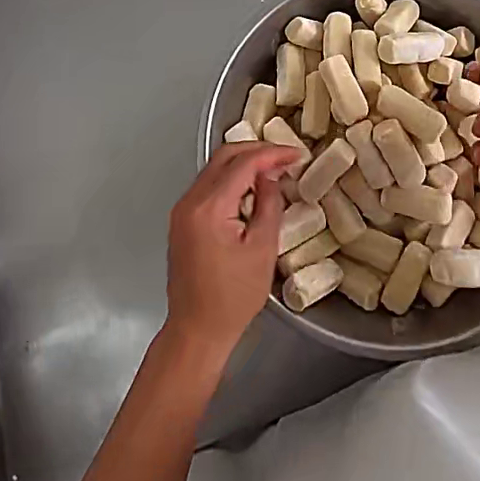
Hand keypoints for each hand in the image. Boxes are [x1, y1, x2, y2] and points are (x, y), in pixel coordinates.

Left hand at [164, 142, 300, 352]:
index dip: (273, 154)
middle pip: (225, 157)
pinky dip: (232, 179)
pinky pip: (209, 186)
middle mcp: (189, 202)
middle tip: (286, 157)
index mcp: (209, 208)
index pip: (243, 164)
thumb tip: (271, 176)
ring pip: (215, 168)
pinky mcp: (182, 220)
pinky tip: (252, 189)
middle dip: (258, 151)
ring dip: (244, 164)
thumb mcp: (263, 248)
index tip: (297, 155)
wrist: (197, 329)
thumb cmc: (233, 297)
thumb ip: (269, 204)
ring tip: (274, 171)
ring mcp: (182, 210)